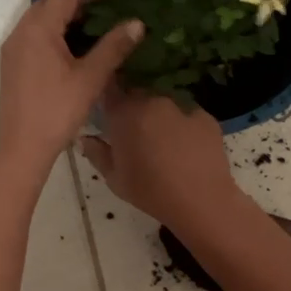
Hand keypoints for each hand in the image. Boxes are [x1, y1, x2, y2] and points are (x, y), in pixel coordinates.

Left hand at [0, 0, 143, 167]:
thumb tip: (137, 22)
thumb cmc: (57, 110)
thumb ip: (113, 47)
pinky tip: (72, 48)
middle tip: (106, 6)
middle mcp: (20, 33)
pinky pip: (32, 37)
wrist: (22, 146)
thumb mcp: (90, 78)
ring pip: (39, 22)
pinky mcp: (11, 65)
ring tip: (94, 25)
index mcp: (38, 29)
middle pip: (49, 5)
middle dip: (77, 2)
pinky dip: (52, 34)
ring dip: (64, 18)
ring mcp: (12, 50)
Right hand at [80, 87, 248, 233]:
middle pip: (136, 95)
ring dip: (157, 116)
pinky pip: (186, 114)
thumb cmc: (150, 191)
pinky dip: (181, 124)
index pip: (110, 89)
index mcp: (124, 113)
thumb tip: (86, 138)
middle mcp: (152, 101)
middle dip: (132, 109)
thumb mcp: (113, 178)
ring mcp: (181, 106)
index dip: (107, 96)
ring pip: (162, 104)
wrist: (201, 201)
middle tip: (132, 133)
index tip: (106, 109)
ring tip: (161, 141)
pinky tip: (184, 146)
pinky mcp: (204, 116)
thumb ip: (96, 153)